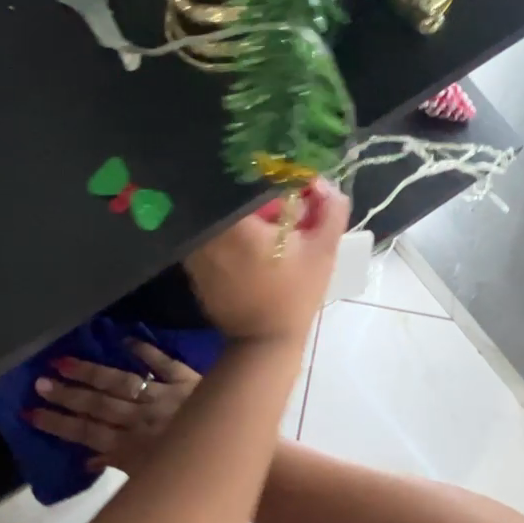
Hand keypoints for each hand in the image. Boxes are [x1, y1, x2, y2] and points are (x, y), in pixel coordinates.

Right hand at [28, 341, 201, 472]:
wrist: (238, 458)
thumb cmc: (194, 475)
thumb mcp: (150, 478)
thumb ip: (118, 464)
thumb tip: (86, 461)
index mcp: (134, 447)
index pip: (88, 433)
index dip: (58, 423)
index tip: (29, 412)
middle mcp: (145, 419)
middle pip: (99, 405)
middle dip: (66, 394)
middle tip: (37, 382)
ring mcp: (166, 397)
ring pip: (123, 382)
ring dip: (92, 371)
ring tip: (63, 360)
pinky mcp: (188, 380)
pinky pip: (164, 363)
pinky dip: (146, 350)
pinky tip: (126, 340)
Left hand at [185, 178, 349, 343]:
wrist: (265, 342)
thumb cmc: (295, 295)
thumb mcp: (323, 251)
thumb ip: (330, 211)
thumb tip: (324, 184)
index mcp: (235, 222)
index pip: (248, 180)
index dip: (271, 181)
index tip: (288, 193)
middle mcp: (207, 231)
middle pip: (230, 197)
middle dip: (254, 199)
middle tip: (277, 211)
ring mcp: (194, 251)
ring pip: (218, 217)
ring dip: (239, 217)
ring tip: (262, 229)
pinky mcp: (193, 268)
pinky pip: (210, 238)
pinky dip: (226, 237)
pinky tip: (247, 250)